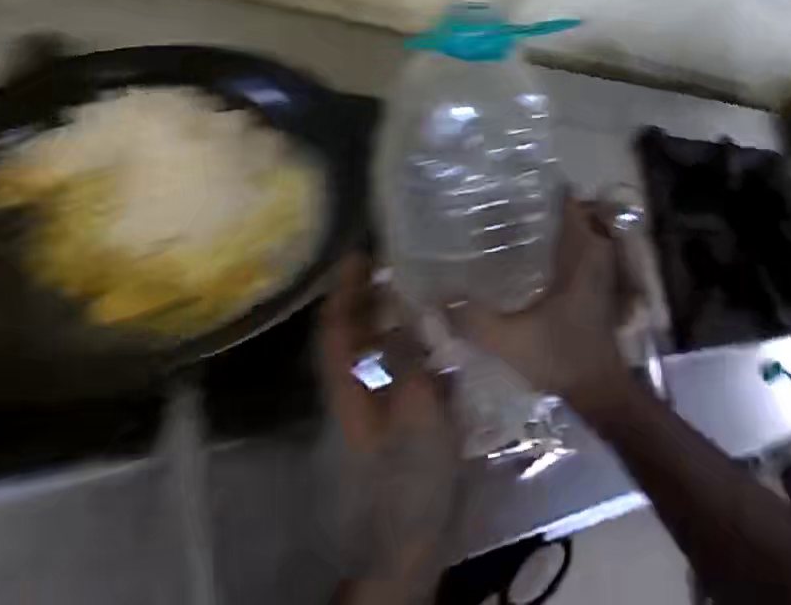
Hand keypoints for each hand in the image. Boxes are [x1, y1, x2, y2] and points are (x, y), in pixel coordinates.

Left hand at [318, 257, 457, 601]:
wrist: (413, 540)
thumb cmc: (408, 475)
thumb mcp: (412, 410)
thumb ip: (406, 355)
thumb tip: (403, 303)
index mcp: (350, 385)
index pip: (336, 325)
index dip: (344, 287)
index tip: (361, 250)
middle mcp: (362, 387)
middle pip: (361, 330)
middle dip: (376, 292)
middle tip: (408, 254)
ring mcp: (385, 402)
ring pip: (388, 346)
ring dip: (402, 313)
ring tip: (433, 280)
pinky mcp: (410, 414)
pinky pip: (414, 364)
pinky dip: (426, 341)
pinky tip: (454, 329)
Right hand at [454, 197, 632, 408]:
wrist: (600, 391)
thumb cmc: (561, 357)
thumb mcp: (509, 340)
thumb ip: (472, 318)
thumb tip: (435, 297)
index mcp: (582, 251)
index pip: (566, 201)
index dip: (538, 188)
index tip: (506, 184)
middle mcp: (595, 251)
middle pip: (566, 212)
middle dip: (533, 206)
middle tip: (494, 205)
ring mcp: (598, 267)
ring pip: (571, 231)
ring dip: (542, 227)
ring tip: (501, 226)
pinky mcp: (594, 283)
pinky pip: (574, 248)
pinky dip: (551, 246)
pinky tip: (520, 258)